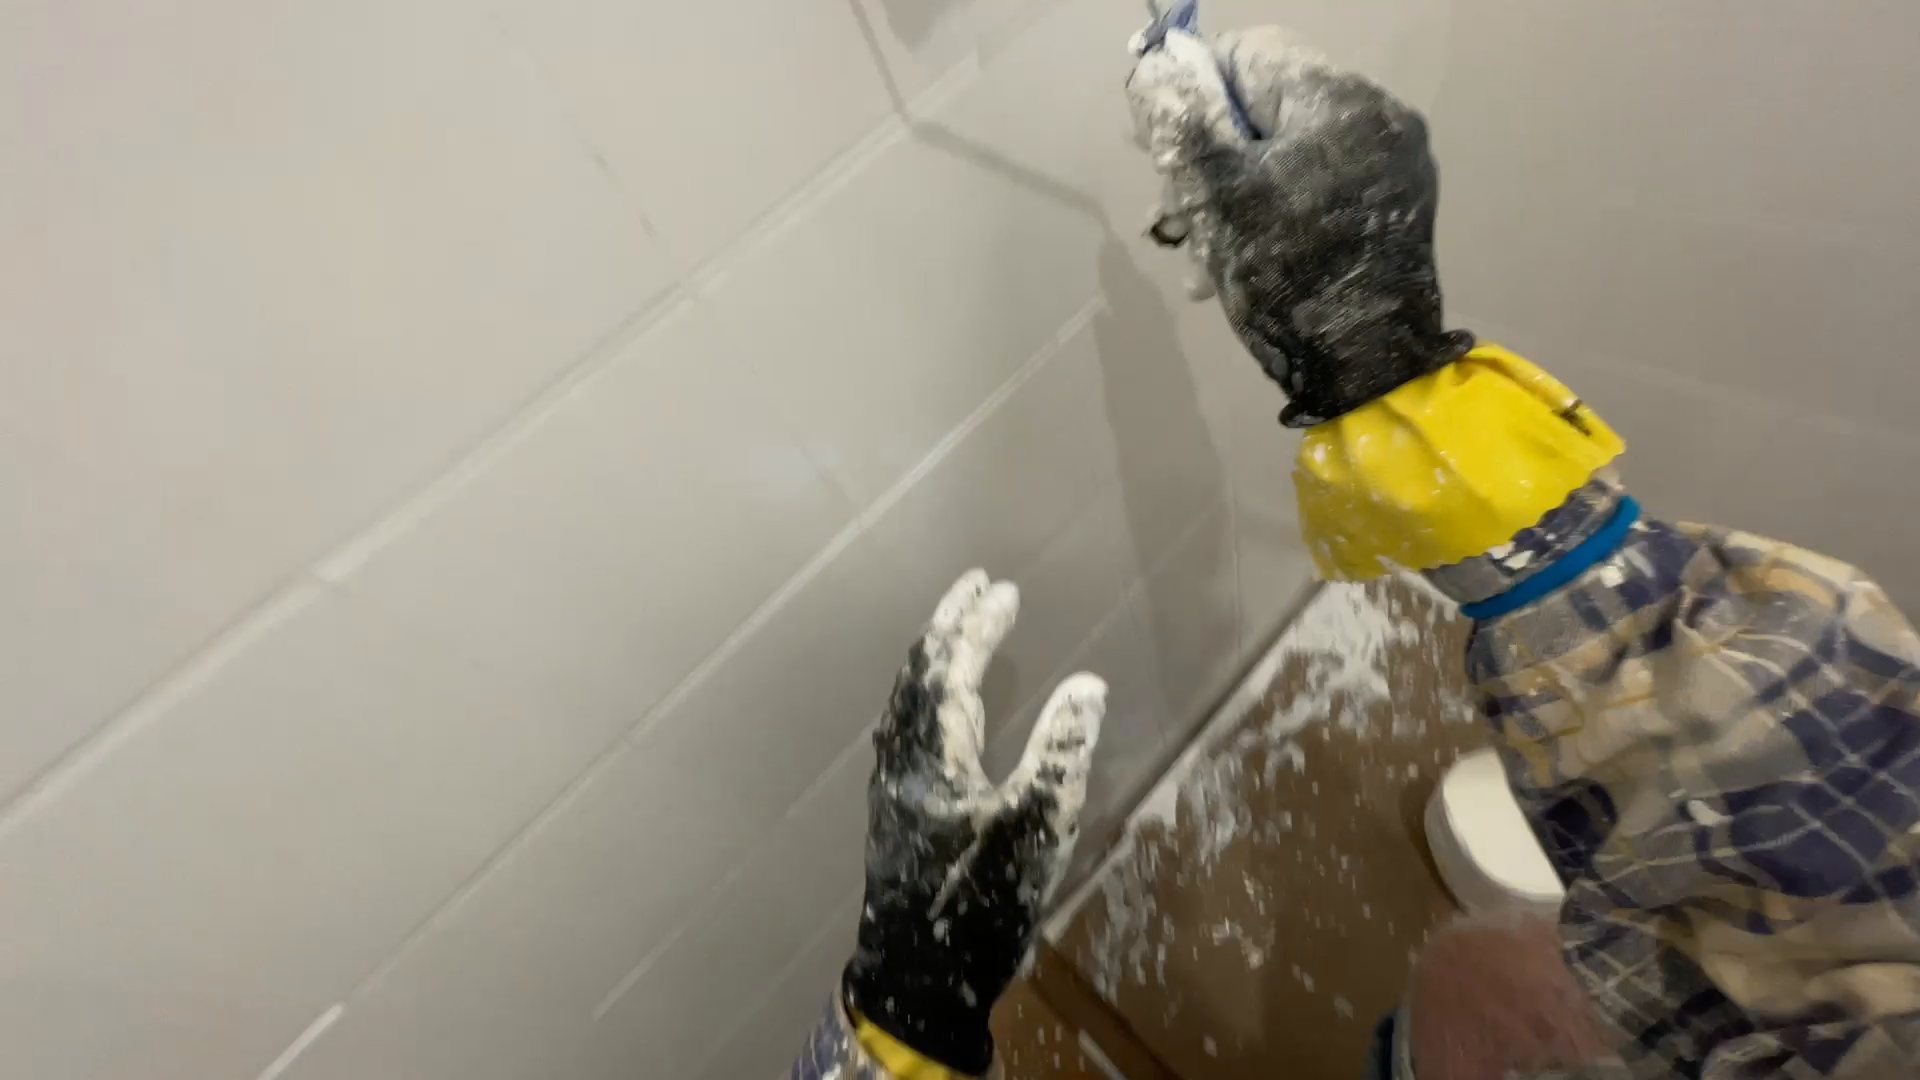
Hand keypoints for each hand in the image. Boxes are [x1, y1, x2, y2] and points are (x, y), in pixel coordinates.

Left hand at [843, 571, 1105, 1074]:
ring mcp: (894, 776)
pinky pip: (910, 719)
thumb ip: (1061, 752)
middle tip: (976, 584)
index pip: (953, 667)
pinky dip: (931, 687)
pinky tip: (946, 697)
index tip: (1004, 590)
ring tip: (963, 625)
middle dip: (948, 622)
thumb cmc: (980, 901)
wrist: (918, 977)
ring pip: (910, 694)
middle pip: (920, 670)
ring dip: (937, 652)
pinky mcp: (896, 799)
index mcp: (933, 752)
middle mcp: (903, 753)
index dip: (978, 624)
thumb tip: (1089, 683)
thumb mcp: (1038, 829)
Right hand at [1126, 25, 1472, 425]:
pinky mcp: (1387, 209)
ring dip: (1227, 202)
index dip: (1197, 86)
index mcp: (1335, 100)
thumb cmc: (1287, 275)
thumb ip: (1188, 129)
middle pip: (1266, 114)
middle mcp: (1371, 117)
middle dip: (1207, 162)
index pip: (1253, 54)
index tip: (1159, 138)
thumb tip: (1157, 68)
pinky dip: (1268, 219)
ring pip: (1283, 161)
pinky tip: (1233, 264)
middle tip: (1167, 215)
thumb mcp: (1222, 201)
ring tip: (1195, 257)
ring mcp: (1386, 166)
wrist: (1362, 360)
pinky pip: (1313, 194)